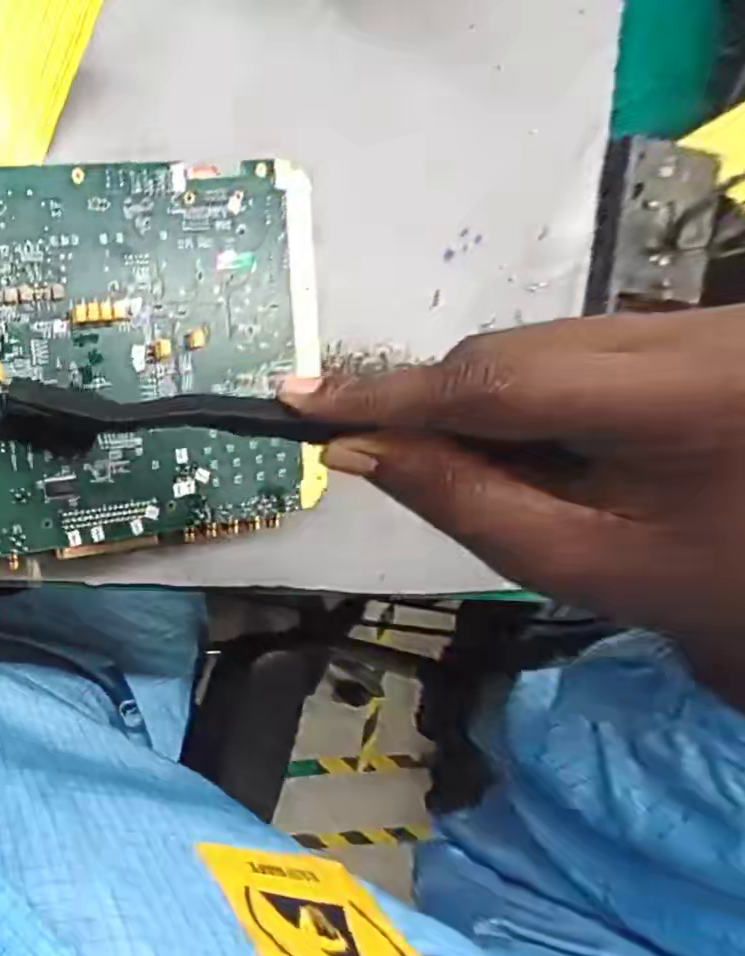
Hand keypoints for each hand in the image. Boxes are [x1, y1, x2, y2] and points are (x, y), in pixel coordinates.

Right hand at [282, 307, 744, 701]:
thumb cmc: (703, 583)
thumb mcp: (566, 556)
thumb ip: (451, 496)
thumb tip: (352, 446)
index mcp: (692, 402)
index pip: (494, 384)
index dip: (383, 392)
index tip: (297, 397)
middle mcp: (714, 339)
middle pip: (510, 354)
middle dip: (431, 403)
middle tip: (384, 453)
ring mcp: (719, 327)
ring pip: (534, 346)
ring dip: (475, 401)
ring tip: (494, 463)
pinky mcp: (712, 332)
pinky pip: (571, 348)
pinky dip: (520, 392)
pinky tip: (540, 440)